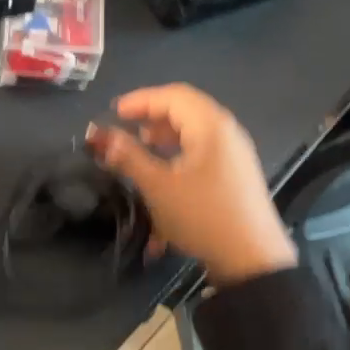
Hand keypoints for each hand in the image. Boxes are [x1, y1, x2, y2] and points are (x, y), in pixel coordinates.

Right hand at [86, 84, 298, 286]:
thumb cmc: (200, 215)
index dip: (140, 100)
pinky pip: (201, 151)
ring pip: (193, 132)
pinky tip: (163, 172)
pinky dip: (177, 152)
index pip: (173, 96)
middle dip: (150, 117)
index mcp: (210, 126)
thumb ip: (129, 157)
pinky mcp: (233, 173)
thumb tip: (101, 137)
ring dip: (163, 136)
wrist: (248, 254)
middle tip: (123, 129)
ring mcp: (233, 152)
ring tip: (139, 149)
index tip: (112, 112)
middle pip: (185, 110)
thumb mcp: (158, 187)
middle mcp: (226, 131)